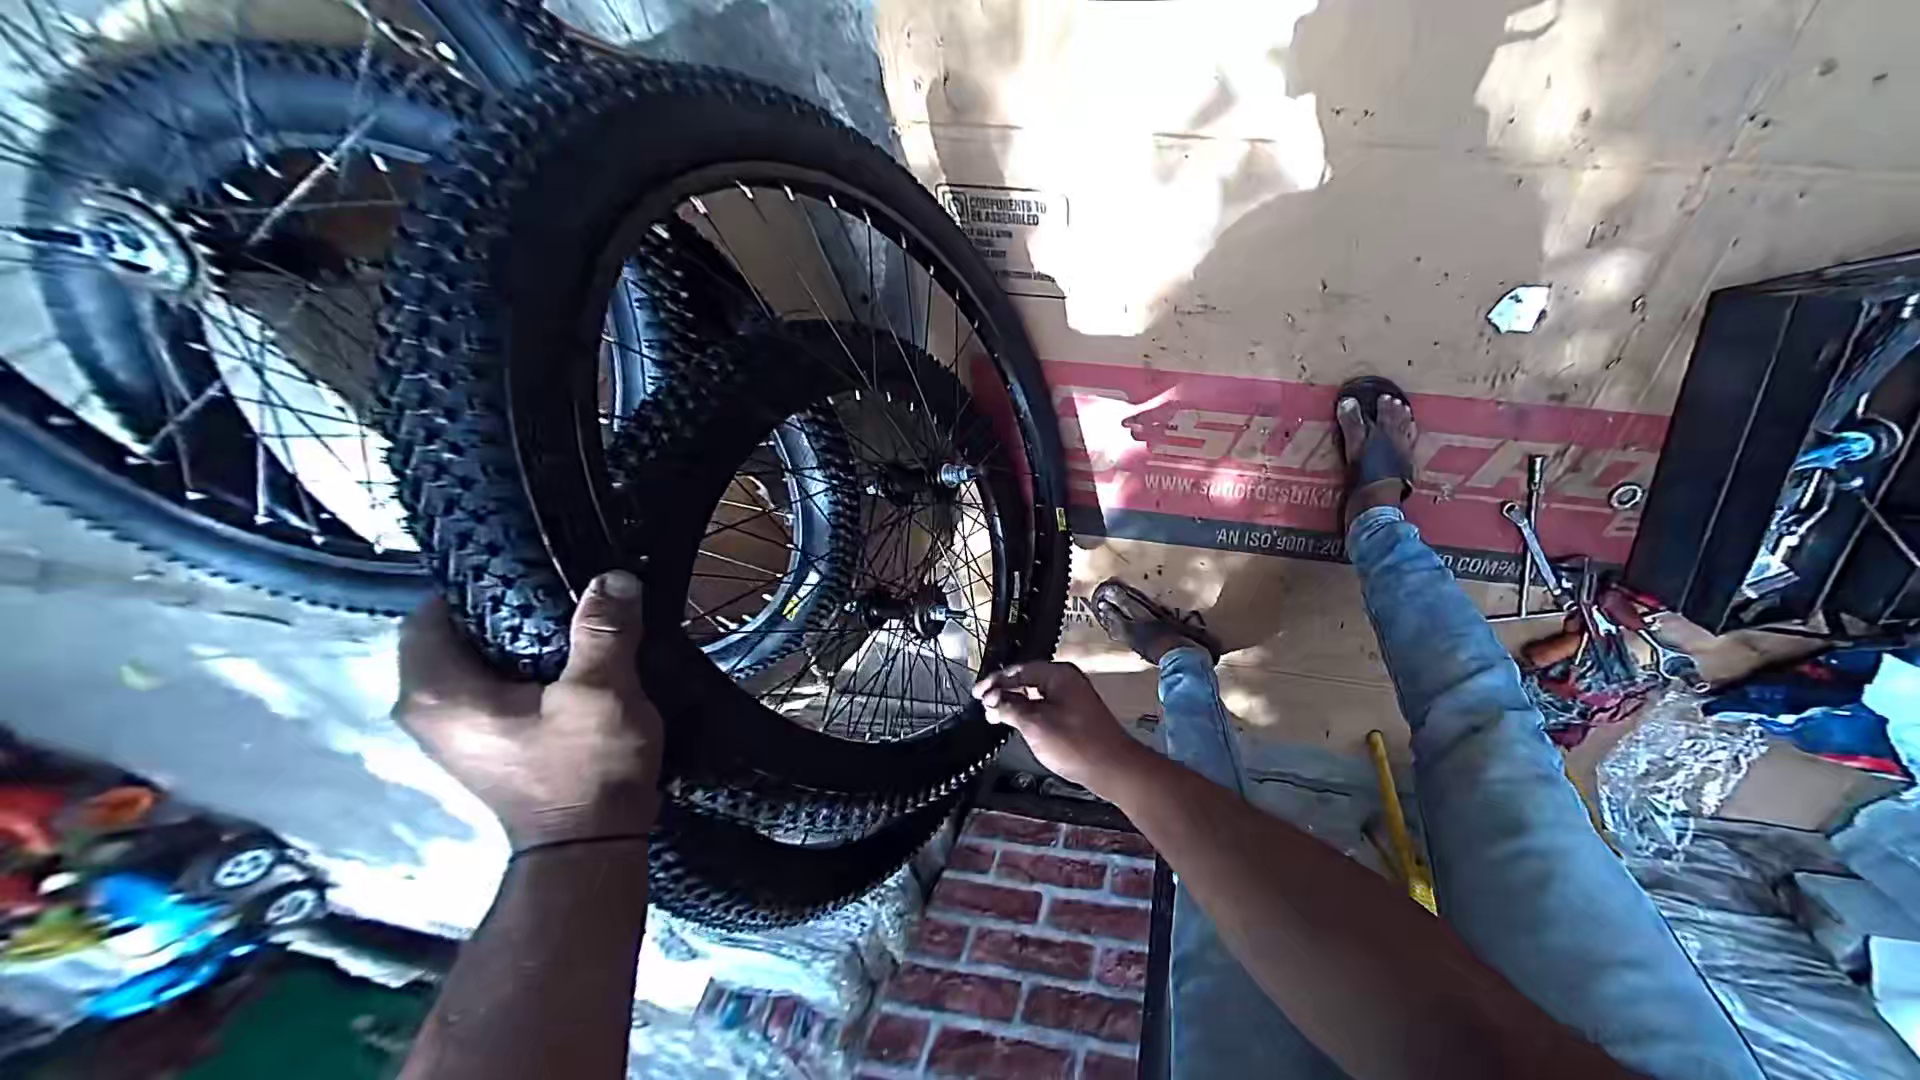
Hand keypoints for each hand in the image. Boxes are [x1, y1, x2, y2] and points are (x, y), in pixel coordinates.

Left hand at [396, 571, 662, 850]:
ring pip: (478, 662)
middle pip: (455, 636)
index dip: (478, 585)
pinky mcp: (486, 745)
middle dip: (508, 609)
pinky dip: (525, 667)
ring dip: (521, 639)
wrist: (592, 846)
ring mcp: (455, 733)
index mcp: (438, 694)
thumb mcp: (601, 692)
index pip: (430, 613)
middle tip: (565, 591)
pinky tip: (571, 661)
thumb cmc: (586, 770)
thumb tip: (615, 578)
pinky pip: (494, 686)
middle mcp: (428, 712)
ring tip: (575, 622)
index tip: (535, 570)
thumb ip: (604, 630)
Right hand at [973, 662, 1150, 793]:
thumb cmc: (1075, 744)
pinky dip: (1029, 711)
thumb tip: (992, 699)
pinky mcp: (1075, 712)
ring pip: (1035, 693)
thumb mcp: (1034, 724)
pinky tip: (1018, 722)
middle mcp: (1066, 679)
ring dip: (1015, 703)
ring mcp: (1073, 696)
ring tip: (996, 716)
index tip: (978, 694)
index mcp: (1058, 674)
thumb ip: (1009, 707)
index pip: (1018, 670)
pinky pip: (1045, 704)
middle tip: (984, 705)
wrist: (1113, 768)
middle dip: (1003, 692)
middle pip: (1027, 679)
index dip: (995, 682)